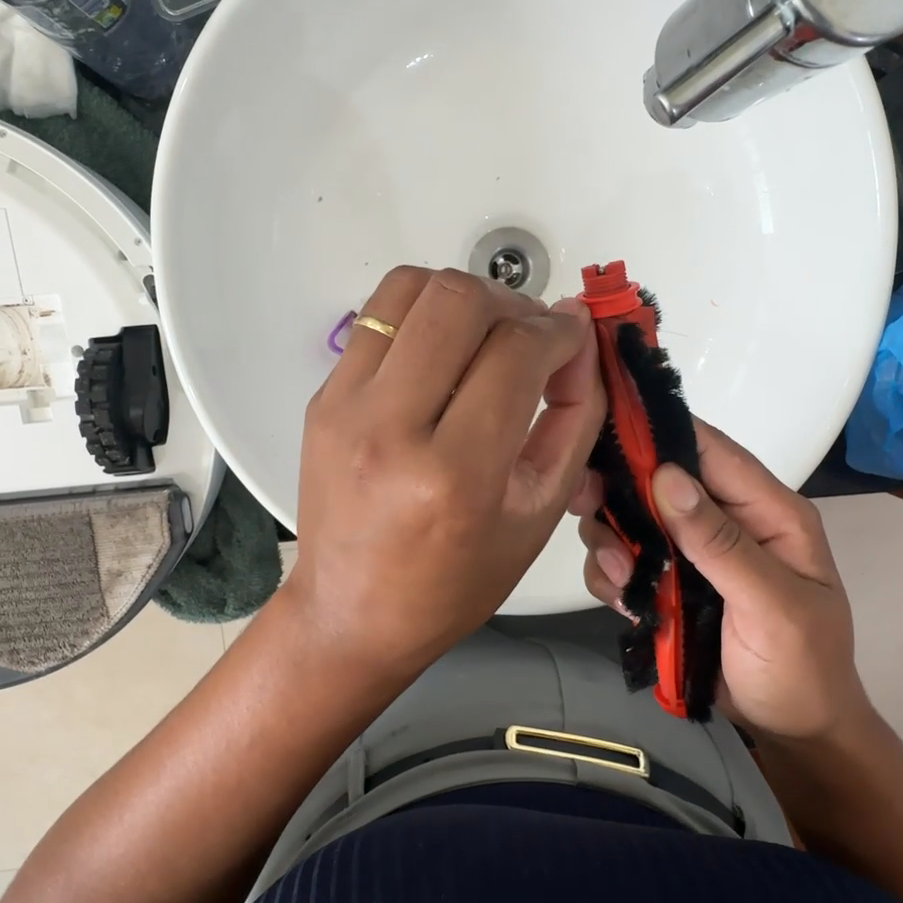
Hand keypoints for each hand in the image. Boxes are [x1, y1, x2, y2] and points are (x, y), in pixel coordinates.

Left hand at [286, 266, 605, 676]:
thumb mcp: (537, 515)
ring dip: (463, 298)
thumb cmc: (453, 583)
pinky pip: (377, 318)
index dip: (561, 333)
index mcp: (455, 474)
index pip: (516, 353)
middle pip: (459, 300)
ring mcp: (345, 407)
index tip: (574, 341)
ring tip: (487, 336)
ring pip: (409, 288)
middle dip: (513, 303)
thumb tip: (580, 341)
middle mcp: (390, 429)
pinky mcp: (322, 399)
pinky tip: (443, 357)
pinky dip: (422, 319)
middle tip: (532, 337)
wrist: (353, 614)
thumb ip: (573, 421)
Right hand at [574, 420, 869, 739]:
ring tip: (616, 574)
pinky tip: (619, 599)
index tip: (603, 429)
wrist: (792, 736)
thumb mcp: (773, 607)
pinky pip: (625, 561)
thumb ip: (722, 543)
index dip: (659, 432)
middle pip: (658, 480)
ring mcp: (693, 554)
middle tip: (586, 507)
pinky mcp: (667, 585)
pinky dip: (611, 574)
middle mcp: (725, 521)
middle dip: (619, 492)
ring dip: (611, 539)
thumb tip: (667, 477)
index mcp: (767, 511)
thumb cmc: (801, 670)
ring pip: (632, 518)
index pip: (709, 450)